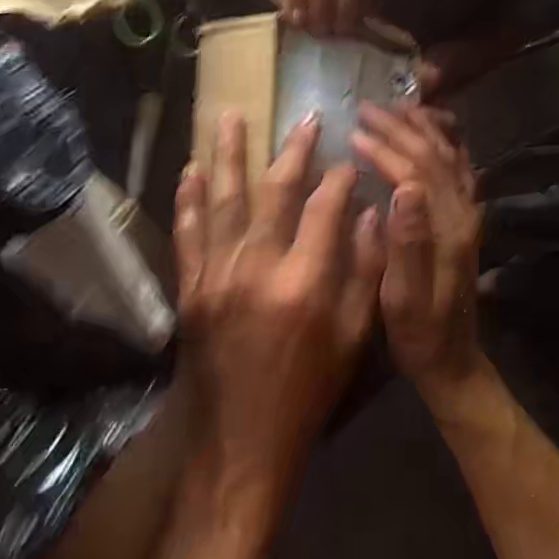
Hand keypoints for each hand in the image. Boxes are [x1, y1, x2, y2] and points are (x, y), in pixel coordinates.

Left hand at [174, 112, 385, 476]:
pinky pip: (188, 232)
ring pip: (224, 200)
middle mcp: (257, 267)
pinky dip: (189, 199)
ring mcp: (216, 274)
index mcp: (305, 282)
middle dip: (294, 150)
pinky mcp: (190, 288)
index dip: (341, 178)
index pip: (326, 208)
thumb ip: (365, 272)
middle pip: (276, 192)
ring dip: (229, 156)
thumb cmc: (309, 392)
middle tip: (306, 118)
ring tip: (231, 116)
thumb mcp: (354, 338)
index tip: (349, 161)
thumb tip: (371, 214)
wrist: (241, 442)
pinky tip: (191, 170)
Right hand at [351, 103, 483, 393]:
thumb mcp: (402, 297)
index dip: (384, 149)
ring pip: (450, 157)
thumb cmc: (418, 333)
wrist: (454, 360)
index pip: (414, 172)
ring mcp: (469, 217)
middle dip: (400, 128)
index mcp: (446, 229)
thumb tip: (404, 187)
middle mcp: (463, 215)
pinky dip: (447, 145)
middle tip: (367, 107)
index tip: (354, 132)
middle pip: (433, 157)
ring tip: (400, 107)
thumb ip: (406, 241)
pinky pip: (460, 171)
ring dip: (425, 129)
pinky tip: (435, 135)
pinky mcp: (467, 223)